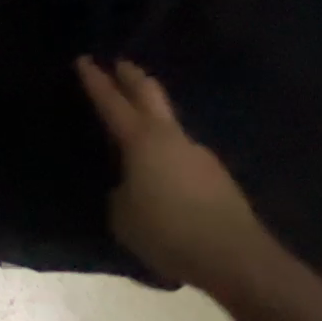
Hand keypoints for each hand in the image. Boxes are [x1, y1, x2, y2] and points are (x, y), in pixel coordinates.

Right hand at [76, 57, 277, 294]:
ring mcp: (200, 156)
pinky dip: (169, 153)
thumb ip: (120, 193)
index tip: (84, 59)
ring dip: (154, 119)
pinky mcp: (219, 180)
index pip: (111, 101)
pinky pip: (185, 157)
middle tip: (121, 64)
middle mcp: (170, 138)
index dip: (95, 80)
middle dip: (133, 78)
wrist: (237, 261)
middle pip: (150, 95)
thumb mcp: (123, 216)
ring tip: (139, 126)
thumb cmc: (168, 231)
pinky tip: (164, 173)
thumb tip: (128, 188)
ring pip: (171, 126)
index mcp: (141, 139)